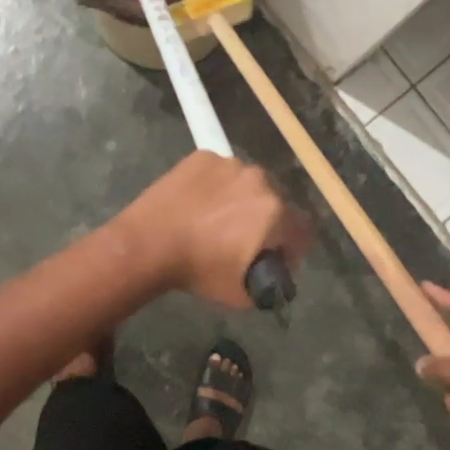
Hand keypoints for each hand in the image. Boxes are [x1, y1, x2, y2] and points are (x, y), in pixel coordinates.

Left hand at [112, 151, 310, 308]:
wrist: (148, 244)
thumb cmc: (199, 270)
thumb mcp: (242, 293)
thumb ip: (269, 284)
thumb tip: (273, 277)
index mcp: (275, 212)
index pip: (301, 230)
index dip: (292, 248)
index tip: (277, 258)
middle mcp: (260, 180)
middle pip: (274, 202)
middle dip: (265, 221)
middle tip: (241, 239)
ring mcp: (229, 164)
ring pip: (246, 184)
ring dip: (240, 199)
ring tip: (216, 219)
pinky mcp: (203, 156)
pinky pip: (219, 172)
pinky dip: (214, 185)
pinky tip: (197, 203)